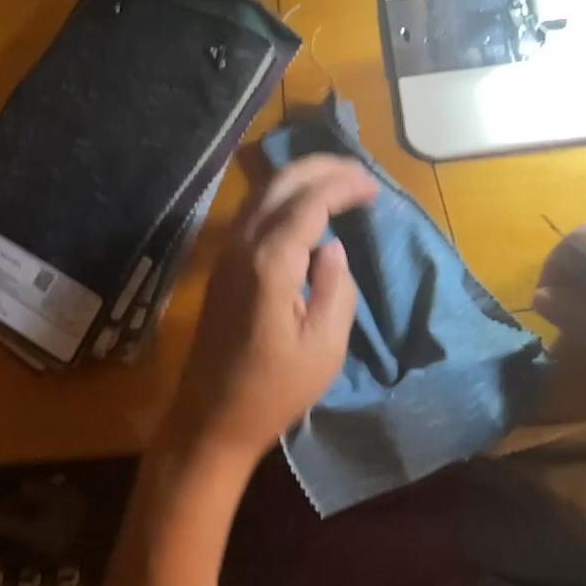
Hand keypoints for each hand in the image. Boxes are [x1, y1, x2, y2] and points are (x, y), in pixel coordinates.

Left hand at [160, 155, 377, 464]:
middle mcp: (243, 245)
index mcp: (270, 262)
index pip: (310, 202)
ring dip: (300, 178)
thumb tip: (332, 247)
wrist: (211, 418)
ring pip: (262, 192)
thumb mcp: (324, 347)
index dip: (343, 186)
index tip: (374, 187)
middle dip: (321, 168)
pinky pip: (253, 212)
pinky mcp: (222, 265)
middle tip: (359, 170)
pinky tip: (304, 207)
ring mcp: (227, 252)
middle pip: (280, 183)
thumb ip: (335, 288)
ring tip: (337, 179)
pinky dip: (282, 196)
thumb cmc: (273, 390)